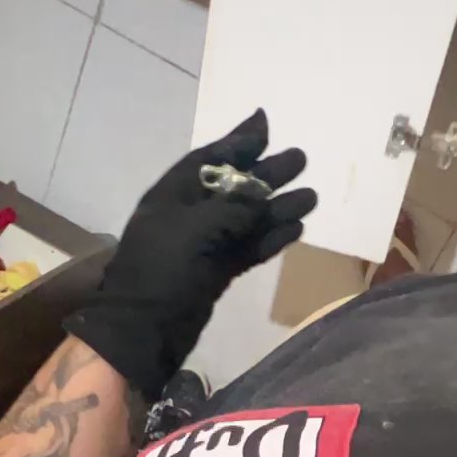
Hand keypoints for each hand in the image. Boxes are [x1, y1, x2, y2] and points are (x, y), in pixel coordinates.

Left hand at [64, 109, 316, 398]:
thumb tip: (264, 191)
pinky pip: (249, 250)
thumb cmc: (162, 273)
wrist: (144, 330)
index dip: (238, 142)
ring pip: (247, 221)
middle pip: (235, 188)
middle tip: (301, 159)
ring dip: (277, 209)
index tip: (266, 126)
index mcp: (174, 196)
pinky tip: (296, 230)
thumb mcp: (196, 231)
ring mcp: (205, 247)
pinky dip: (271, 240)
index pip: (209, 160)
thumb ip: (232, 209)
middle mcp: (191, 216)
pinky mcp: (217, 274)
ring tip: (312, 197)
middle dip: (266, 174)